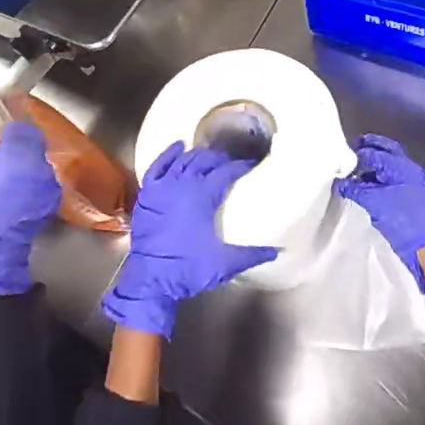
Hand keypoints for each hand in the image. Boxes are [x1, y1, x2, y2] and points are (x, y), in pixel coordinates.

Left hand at [101, 143, 277, 338]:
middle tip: (231, 161)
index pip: (226, 172)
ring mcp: (162, 186)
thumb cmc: (189, 268)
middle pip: (205, 160)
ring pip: (183, 160)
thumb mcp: (226, 263)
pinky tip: (178, 146)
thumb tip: (278, 250)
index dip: (240, 166)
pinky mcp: (147, 194)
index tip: (250, 165)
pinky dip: (168, 154)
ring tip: (209, 154)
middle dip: (220, 158)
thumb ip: (252, 254)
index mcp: (204, 195)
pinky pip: (157, 166)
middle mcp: (183, 184)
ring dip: (198, 154)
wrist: (151, 278)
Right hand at [335, 133, 424, 289]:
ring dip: (374, 167)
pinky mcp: (409, 200)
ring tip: (355, 171)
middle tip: (354, 148)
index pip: (378, 152)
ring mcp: (411, 187)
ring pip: (390, 169)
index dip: (360, 152)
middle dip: (371, 150)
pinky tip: (365, 188)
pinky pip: (391, 183)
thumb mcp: (374, 202)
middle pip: (388, 154)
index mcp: (404, 168)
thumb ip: (356, 189)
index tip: (345, 154)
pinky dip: (378, 181)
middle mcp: (410, 173)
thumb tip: (342, 183)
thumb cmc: (405, 221)